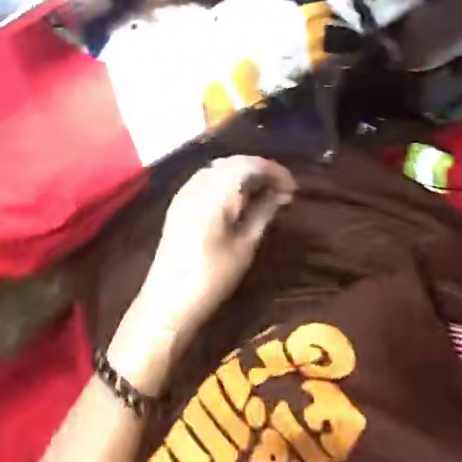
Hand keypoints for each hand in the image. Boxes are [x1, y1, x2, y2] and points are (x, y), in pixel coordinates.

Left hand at [108, 157, 296, 392]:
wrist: (168, 299)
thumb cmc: (212, 277)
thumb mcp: (244, 247)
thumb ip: (262, 213)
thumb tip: (280, 193)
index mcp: (214, 193)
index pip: (248, 164)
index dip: (274, 170)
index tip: (294, 188)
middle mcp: (197, 184)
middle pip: (233, 162)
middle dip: (260, 170)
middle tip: (282, 190)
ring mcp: (184, 191)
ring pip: (218, 168)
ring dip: (242, 173)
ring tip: (265, 193)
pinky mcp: (178, 202)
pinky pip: (206, 178)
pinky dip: (226, 180)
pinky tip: (239, 198)